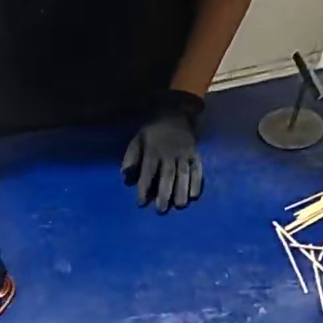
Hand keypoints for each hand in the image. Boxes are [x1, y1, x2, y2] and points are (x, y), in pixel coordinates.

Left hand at [121, 89, 205, 213]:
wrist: (174, 113)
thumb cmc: (151, 133)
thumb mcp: (136, 141)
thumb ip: (131, 158)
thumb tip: (125, 174)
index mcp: (153, 151)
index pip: (148, 172)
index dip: (144, 187)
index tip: (142, 202)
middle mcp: (170, 153)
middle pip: (168, 175)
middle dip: (165, 192)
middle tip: (161, 209)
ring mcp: (184, 153)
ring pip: (184, 173)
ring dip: (182, 190)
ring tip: (180, 205)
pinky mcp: (195, 153)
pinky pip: (197, 168)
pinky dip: (197, 181)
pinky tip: (194, 195)